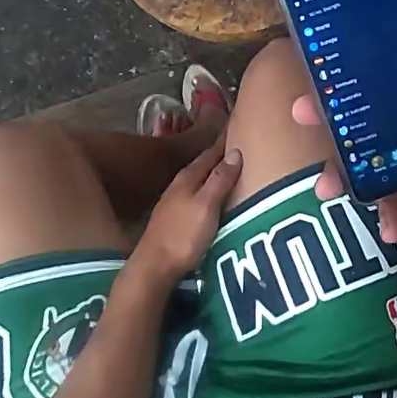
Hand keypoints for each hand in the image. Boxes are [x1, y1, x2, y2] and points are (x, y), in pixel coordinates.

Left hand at [131, 136, 242, 286]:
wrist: (153, 269)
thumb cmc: (183, 235)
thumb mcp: (207, 205)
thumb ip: (220, 179)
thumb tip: (235, 152)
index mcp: (188, 177)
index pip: (211, 152)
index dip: (226, 141)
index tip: (241, 128)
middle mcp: (179, 185)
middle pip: (204, 165)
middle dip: (222, 156)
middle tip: (244, 147)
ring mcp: (174, 202)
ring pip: (200, 180)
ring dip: (216, 174)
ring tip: (235, 171)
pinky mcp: (174, 219)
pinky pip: (197, 195)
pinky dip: (210, 190)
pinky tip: (216, 198)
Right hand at [291, 10, 396, 249]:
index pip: (395, 63)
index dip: (356, 61)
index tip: (318, 58)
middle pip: (372, 111)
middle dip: (334, 116)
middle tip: (298, 115)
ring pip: (374, 156)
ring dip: (346, 171)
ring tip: (325, 190)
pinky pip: (396, 197)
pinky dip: (386, 212)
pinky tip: (387, 230)